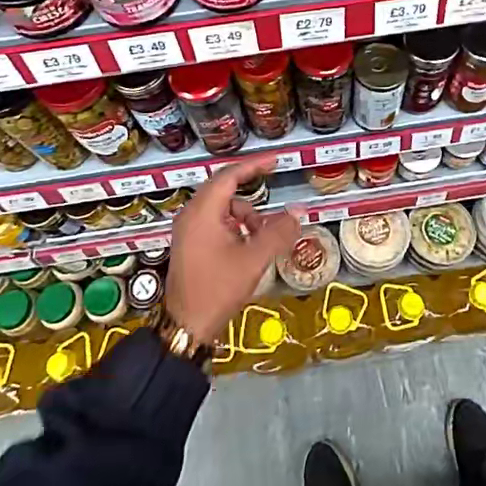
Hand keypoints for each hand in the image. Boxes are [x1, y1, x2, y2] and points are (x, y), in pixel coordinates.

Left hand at [165, 156, 299, 344]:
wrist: (187, 324)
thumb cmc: (217, 289)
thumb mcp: (253, 260)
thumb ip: (278, 233)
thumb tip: (298, 213)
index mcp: (202, 212)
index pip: (229, 175)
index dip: (254, 165)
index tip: (275, 160)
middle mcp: (191, 215)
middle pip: (223, 189)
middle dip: (251, 192)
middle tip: (274, 189)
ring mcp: (187, 230)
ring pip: (221, 208)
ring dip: (244, 214)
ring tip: (263, 235)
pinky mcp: (189, 244)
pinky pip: (214, 222)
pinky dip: (234, 226)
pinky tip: (247, 246)